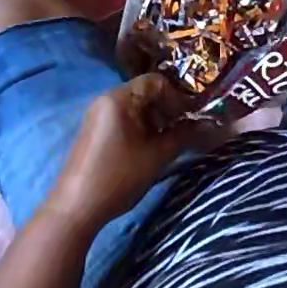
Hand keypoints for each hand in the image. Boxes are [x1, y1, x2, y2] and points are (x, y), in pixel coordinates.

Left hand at [42, 74, 192, 233]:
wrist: (76, 206)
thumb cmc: (118, 176)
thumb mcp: (156, 156)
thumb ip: (184, 136)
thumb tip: (210, 125)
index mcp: (118, 98)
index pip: (156, 82)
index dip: (178, 96)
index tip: (194, 116)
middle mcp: (105, 99)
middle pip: (145, 92)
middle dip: (168, 108)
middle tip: (187, 129)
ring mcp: (97, 114)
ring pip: (135, 107)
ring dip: (156, 120)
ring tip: (172, 141)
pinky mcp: (94, 130)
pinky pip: (123, 118)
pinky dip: (141, 127)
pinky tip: (151, 147)